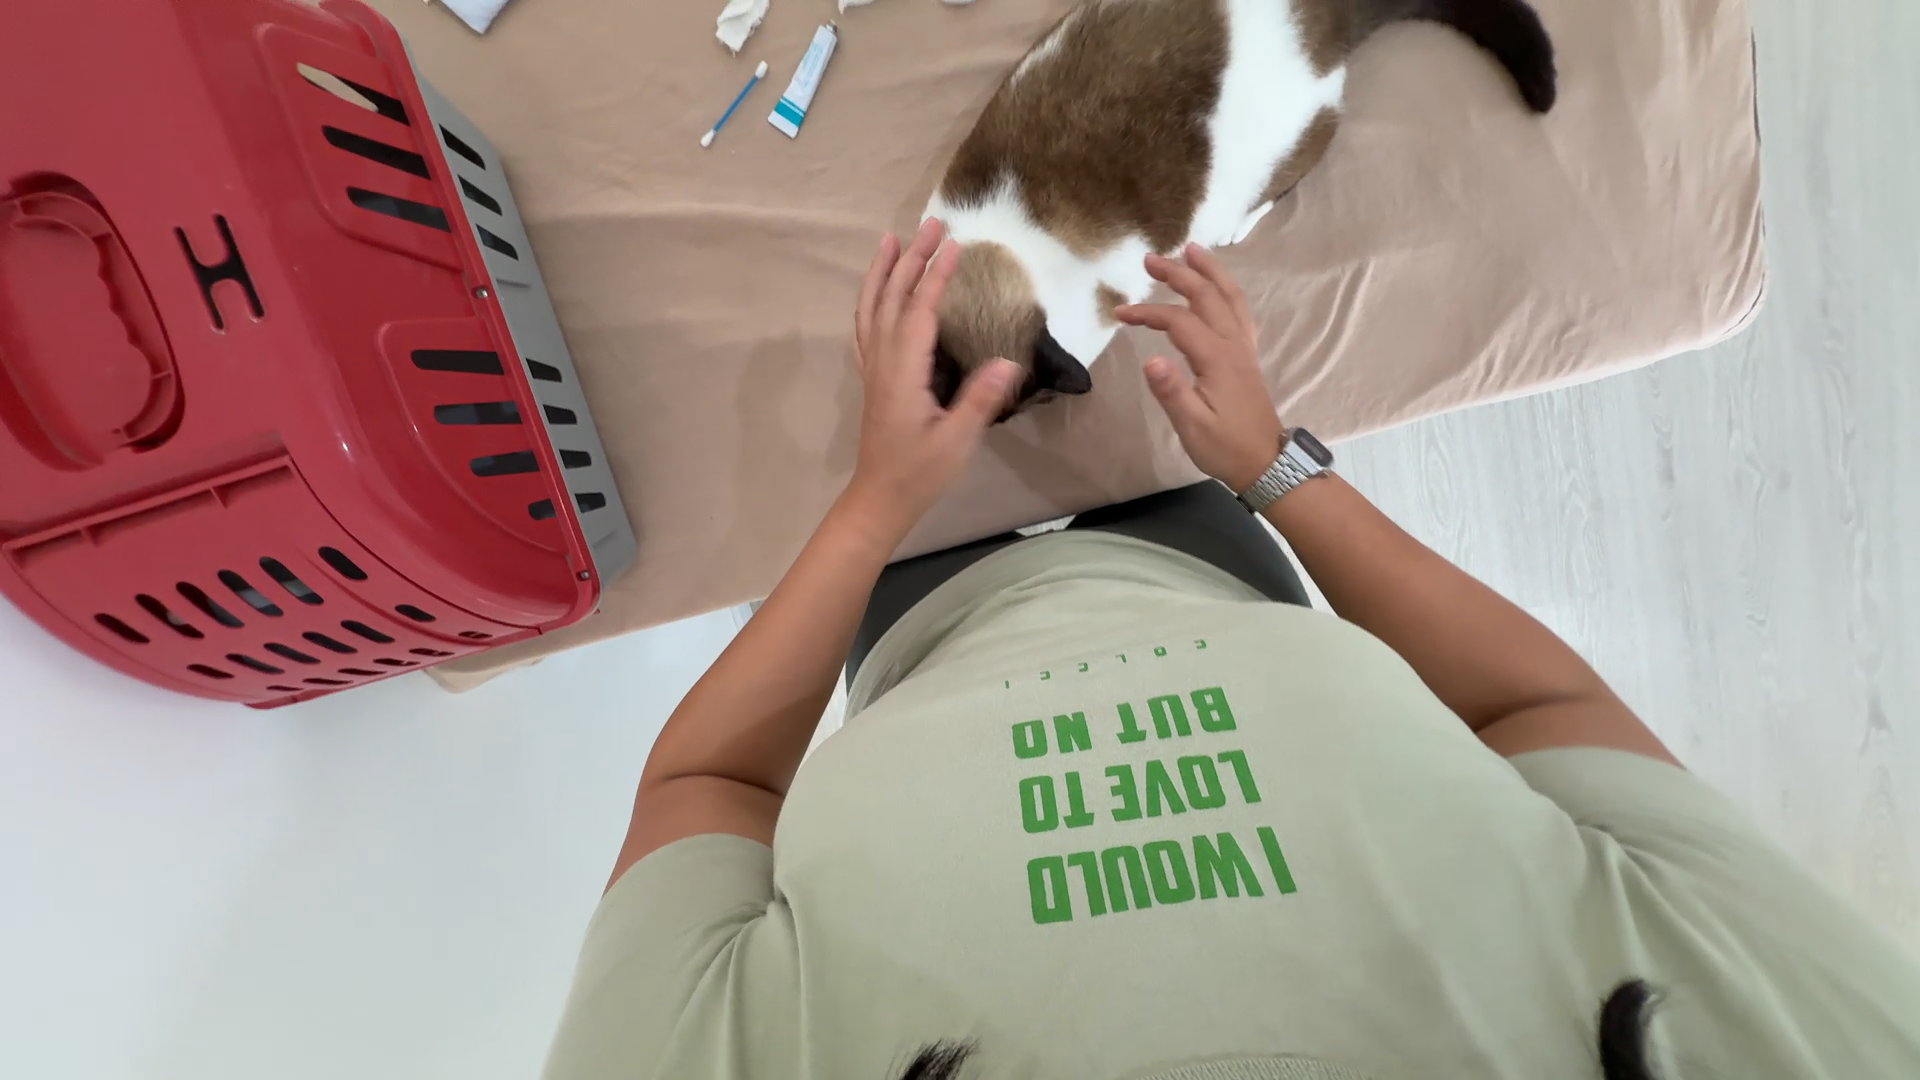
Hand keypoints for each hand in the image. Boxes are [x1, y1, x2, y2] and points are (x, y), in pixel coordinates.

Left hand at [844, 220, 1021, 539]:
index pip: (919, 312)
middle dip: (911, 259)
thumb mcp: (956, 441)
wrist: (880, 498)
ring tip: (891, 240)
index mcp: (903, 374)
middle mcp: (882, 363)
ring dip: (881, 272)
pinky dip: (870, 302)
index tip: (956, 244)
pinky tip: (876, 293)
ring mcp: (873, 371)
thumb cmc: (920, 472)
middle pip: (892, 299)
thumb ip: (979, 400)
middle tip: (932, 224)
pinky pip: (865, 330)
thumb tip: (1008, 361)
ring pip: (871, 310)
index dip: (936, 276)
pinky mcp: (872, 381)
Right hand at [1115, 244, 1283, 492]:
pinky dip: (1225, 291)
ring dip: (1209, 272)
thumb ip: (1171, 392)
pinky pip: (1238, 312)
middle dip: (1178, 274)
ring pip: (1229, 298)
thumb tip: (1149, 360)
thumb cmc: (1224, 447)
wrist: (1264, 462)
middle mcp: (1234, 345)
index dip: (1148, 313)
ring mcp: (1244, 349)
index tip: (1119, 313)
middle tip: (1151, 259)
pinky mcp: (1247, 358)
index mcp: (1217, 359)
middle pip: (1207, 296)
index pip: (1178, 322)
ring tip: (1192, 251)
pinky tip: (1216, 289)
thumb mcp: (1192, 425)